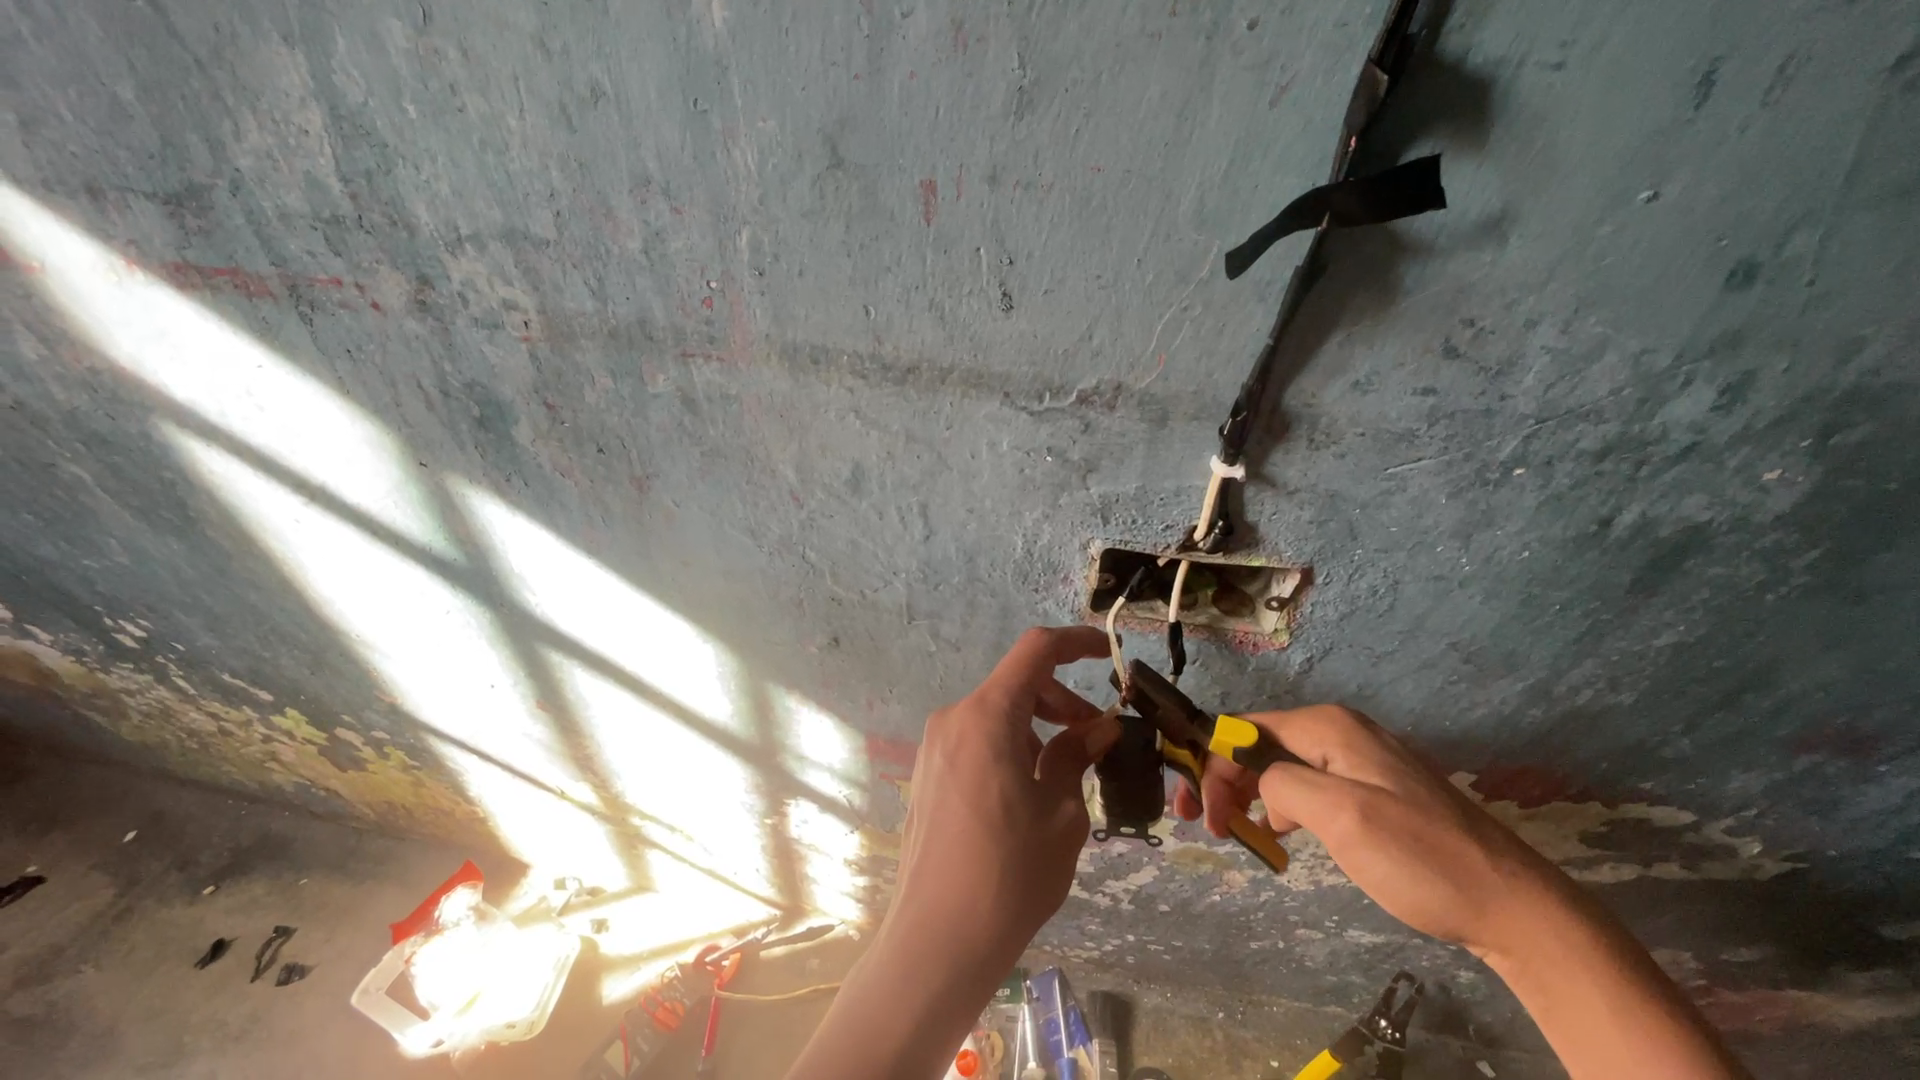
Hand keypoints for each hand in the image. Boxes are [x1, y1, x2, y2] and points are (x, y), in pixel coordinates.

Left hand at [784, 627, 1121, 1079]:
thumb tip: (1099, 729)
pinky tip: (1029, 794)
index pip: (1035, 651)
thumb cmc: (1011, 873)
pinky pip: (975, 743)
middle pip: (1015, 686)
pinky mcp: (927, 776)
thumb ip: (1077, 756)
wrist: (937, 939)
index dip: (1076, 642)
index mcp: (987, 716)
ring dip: (1037, 729)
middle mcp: (953, 720)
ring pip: (996, 716)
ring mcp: (934, 749)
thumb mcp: (1062, 813)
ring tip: (1066, 776)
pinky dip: (1010, 749)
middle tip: (1098, 741)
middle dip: (1062, 702)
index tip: (1108, 654)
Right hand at [1175, 704, 1560, 955]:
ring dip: (1247, 793)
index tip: (1199, 813)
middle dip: (1222, 777)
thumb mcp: (1340, 814)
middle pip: (1257, 743)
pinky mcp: (1370, 789)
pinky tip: (1277, 833)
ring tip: (1233, 831)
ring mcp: (1358, 760)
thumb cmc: (1418, 857)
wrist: (1507, 903)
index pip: (1243, 729)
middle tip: (1206, 826)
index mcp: (1329, 727)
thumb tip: (1257, 782)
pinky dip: (1279, 805)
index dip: (1210, 763)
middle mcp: (1339, 732)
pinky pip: (1306, 784)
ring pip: (1279, 765)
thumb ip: (1281, 782)